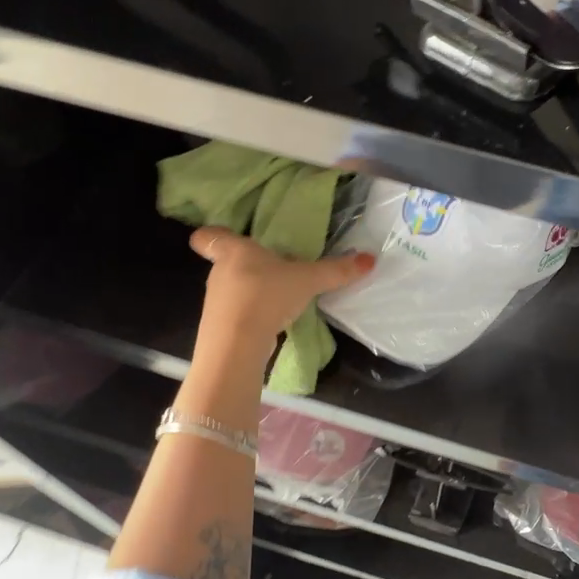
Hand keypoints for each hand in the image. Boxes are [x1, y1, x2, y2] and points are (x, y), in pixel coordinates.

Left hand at [187, 226, 374, 350]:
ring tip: (277, 301)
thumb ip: (336, 270)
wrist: (237, 344)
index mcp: (234, 251)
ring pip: (231, 291)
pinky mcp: (218, 327)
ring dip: (250, 294)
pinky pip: (235, 315)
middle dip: (247, 267)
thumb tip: (370, 259)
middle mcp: (218, 272)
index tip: (225, 237)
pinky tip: (270, 324)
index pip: (208, 236)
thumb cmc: (267, 295)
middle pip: (226, 263)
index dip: (213, 235)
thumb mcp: (308, 280)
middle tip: (273, 271)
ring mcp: (215, 302)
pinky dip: (250, 317)